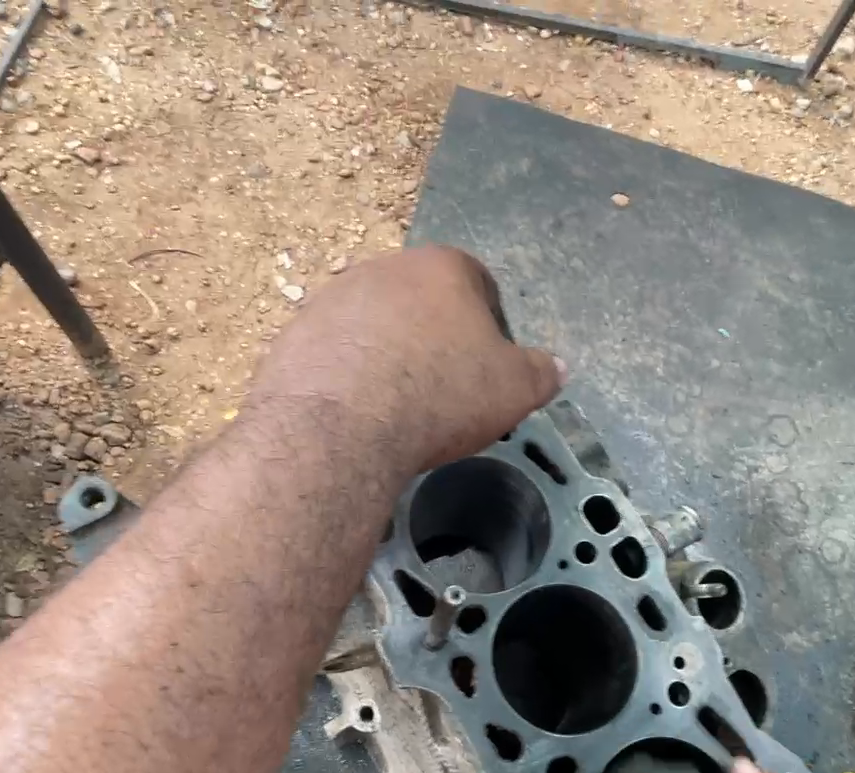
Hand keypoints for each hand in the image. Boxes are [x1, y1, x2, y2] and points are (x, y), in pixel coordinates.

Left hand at [249, 246, 563, 472]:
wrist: (340, 424)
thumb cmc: (440, 395)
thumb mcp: (513, 389)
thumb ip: (540, 373)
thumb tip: (558, 367)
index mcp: (445, 266)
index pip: (479, 286)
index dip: (489, 331)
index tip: (484, 374)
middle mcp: (387, 267)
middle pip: (423, 304)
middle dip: (435, 342)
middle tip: (442, 394)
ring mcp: (334, 296)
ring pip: (376, 326)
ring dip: (390, 357)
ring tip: (396, 409)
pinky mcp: (296, 331)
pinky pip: (336, 352)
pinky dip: (350, 375)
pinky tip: (357, 413)